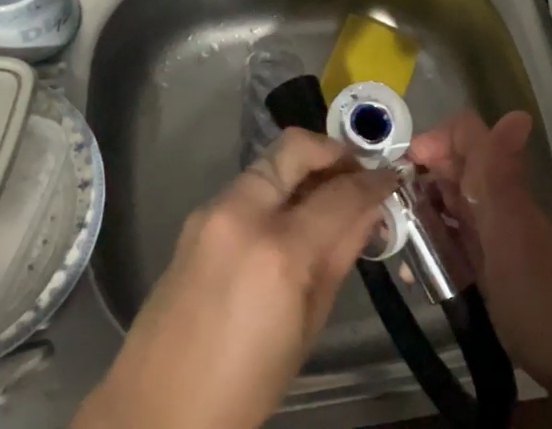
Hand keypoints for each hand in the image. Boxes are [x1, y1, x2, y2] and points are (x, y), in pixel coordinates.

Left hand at [74, 128, 397, 428]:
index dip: (373, 182)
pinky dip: (277, 189)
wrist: (160, 405)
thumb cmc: (247, 381)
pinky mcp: (195, 219)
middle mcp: (241, 214)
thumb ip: (339, 256)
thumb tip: (370, 212)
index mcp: (277, 251)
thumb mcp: (308, 326)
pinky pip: (247, 187)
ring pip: (269, 164)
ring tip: (330, 200)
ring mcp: (211, 211)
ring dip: (304, 170)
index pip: (339, 194)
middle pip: (295, 148)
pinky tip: (292, 220)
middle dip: (333, 151)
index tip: (391, 178)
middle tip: (358, 171)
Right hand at [412, 111, 551, 428]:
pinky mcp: (487, 273)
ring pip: (448, 208)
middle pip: (453, 170)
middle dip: (416, 177)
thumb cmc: (540, 301)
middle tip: (382, 205)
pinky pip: (452, 247)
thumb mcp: (511, 237)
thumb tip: (518, 112)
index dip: (433, 140)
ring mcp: (492, 241)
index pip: (467, 136)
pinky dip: (429, 250)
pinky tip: (410, 270)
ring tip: (386, 234)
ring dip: (418, 213)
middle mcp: (496, 206)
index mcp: (502, 189)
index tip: (401, 168)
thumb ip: (501, 179)